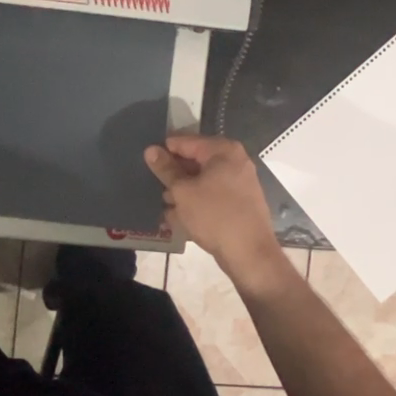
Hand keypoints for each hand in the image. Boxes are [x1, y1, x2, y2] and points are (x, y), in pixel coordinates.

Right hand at [144, 135, 287, 287]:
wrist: (249, 253)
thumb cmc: (214, 215)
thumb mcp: (183, 191)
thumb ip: (166, 169)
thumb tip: (151, 150)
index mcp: (223, 150)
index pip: (185, 141)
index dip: (164, 151)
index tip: (146, 163)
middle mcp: (235, 161)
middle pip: (195, 160)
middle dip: (174, 175)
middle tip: (154, 187)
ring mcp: (239, 182)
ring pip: (202, 180)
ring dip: (182, 191)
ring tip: (165, 205)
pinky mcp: (239, 202)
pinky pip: (212, 195)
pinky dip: (196, 202)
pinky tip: (180, 217)